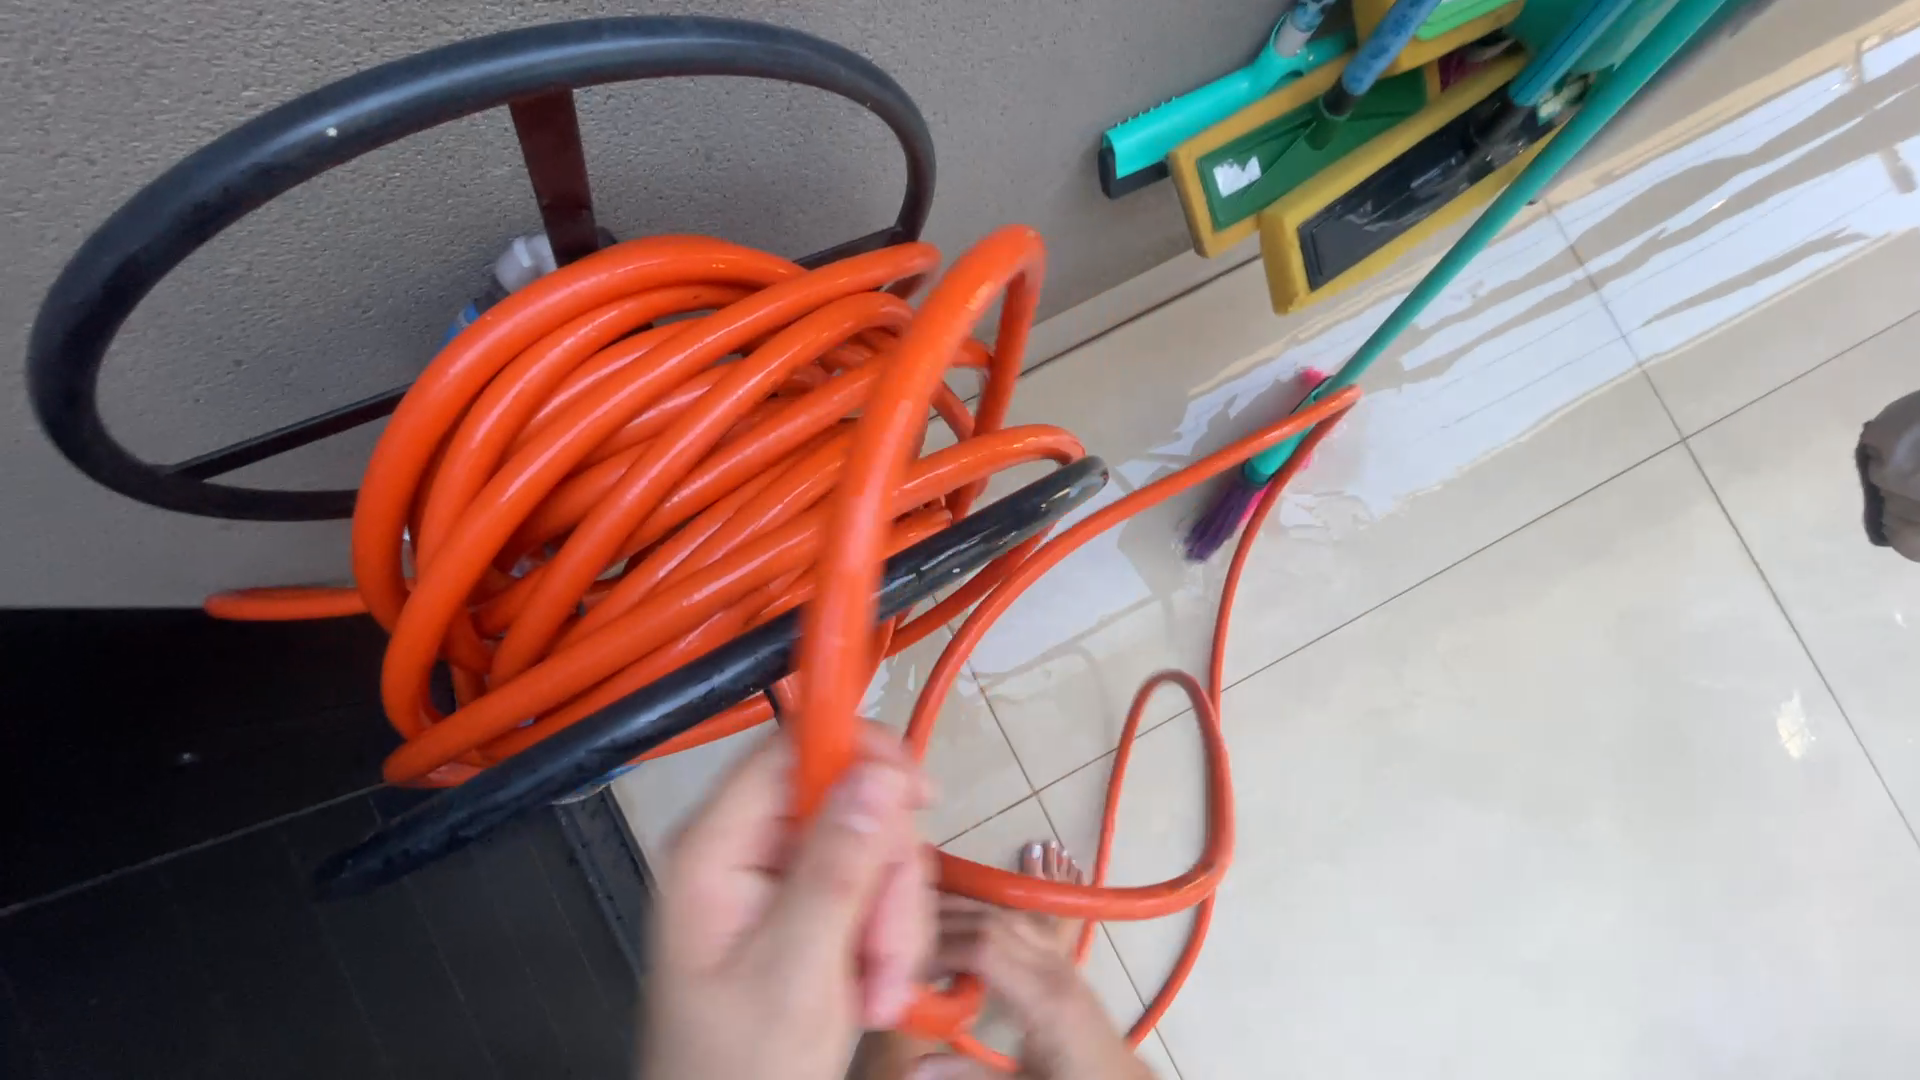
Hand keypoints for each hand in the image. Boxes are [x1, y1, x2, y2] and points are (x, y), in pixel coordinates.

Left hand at [640, 725, 933, 1079]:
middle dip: (885, 873)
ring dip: (894, 914)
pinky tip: (874, 985)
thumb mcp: (793, 972)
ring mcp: (784, 871)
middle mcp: (751, 843)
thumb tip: (880, 772)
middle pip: (848, 799)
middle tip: (887, 948)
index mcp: (717, 845)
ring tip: (878, 987)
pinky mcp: (813, 897)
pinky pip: (877, 879)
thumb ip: (836, 868)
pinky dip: (892, 931)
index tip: (919, 794)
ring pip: (874, 841)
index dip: (859, 752)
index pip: (793, 748)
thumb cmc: (742, 1070)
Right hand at [912, 843, 1154, 1079]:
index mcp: (1045, 998)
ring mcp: (1059, 956)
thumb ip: (970, 1074)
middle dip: (943, 921)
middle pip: (991, 922)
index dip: (939, 947)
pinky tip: (958, 921)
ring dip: (961, 911)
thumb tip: (910, 1068)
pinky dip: (982, 915)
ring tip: (918, 918)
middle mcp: (1053, 965)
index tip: (903, 963)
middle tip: (896, 932)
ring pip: (1005, 914)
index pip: (984, 947)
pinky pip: (1017, 920)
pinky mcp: (1059, 957)